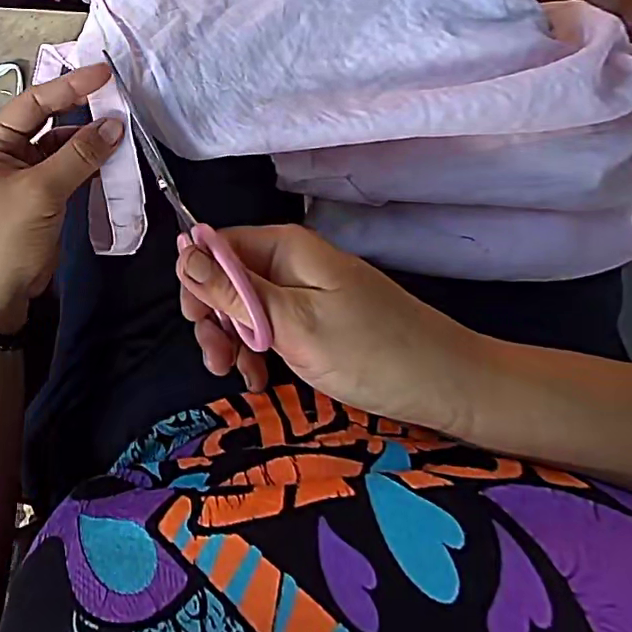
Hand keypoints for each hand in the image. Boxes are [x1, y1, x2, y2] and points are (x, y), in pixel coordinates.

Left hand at [0, 64, 122, 333]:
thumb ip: (79, 154)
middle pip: (49, 121)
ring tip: (122, 132)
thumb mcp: (41, 192)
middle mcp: (6, 153)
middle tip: (118, 98)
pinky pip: (68, 169)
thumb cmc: (4, 239)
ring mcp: (24, 175)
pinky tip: (111, 158)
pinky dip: (89, 163)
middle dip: (82, 111)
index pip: (34, 102)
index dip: (70, 86)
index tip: (104, 73)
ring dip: (89, 140)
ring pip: (63, 146)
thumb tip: (114, 124)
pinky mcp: (41, 196)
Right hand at [177, 225, 487, 430]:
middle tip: (217, 360)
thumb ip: (233, 289)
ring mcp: (304, 290)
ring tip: (239, 375)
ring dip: (233, 338)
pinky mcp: (315, 317)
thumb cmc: (368, 352)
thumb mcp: (290, 322)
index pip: (216, 246)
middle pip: (227, 278)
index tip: (197, 324)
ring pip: (245, 305)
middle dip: (214, 316)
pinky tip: (259, 376)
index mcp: (284, 246)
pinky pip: (270, 324)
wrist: (448, 384)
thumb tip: (183, 251)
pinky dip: (257, 348)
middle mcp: (290, 260)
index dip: (197, 282)